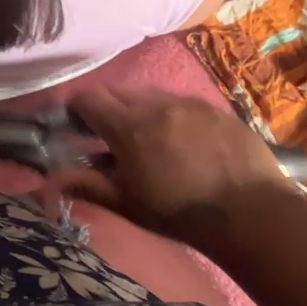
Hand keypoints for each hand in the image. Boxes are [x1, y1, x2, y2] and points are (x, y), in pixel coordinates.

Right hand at [43, 88, 300, 246]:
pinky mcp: (217, 110)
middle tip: (106, 134)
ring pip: (150, 94)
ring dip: (137, 108)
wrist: (254, 214)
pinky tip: (180, 139)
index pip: (88, 98)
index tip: (74, 127)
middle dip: (105, 107)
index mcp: (128, 126)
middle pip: (117, 91)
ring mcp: (190, 103)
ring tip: (145, 136)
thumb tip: (52, 179)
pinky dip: (169, 114)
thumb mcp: (128, 203)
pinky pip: (181, 102)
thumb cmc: (180, 212)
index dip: (75, 109)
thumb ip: (88, 185)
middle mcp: (156, 104)